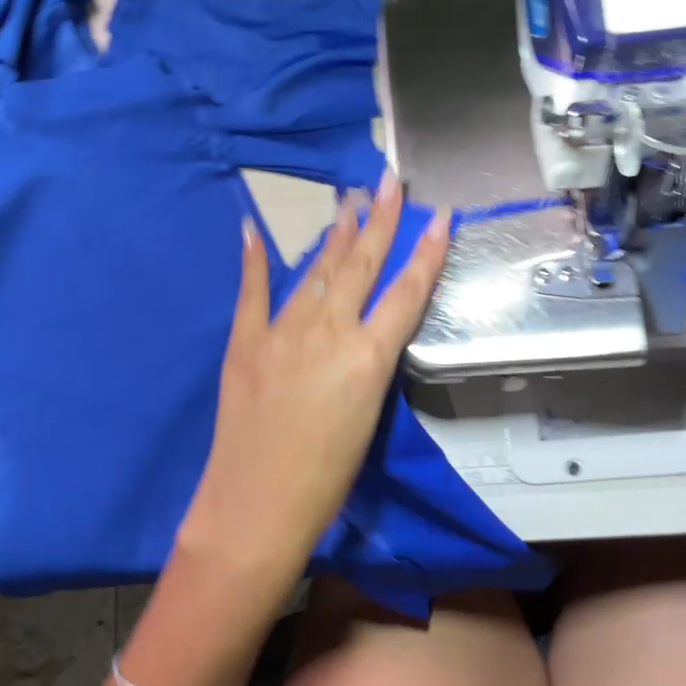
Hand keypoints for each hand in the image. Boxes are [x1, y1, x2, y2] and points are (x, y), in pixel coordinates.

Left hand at [179, 174, 449, 571]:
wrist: (259, 505)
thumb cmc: (327, 479)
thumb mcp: (369, 418)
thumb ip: (370, 366)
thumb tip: (369, 334)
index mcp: (368, 357)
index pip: (406, 293)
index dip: (426, 253)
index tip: (440, 216)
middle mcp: (328, 332)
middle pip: (361, 265)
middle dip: (379, 220)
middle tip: (389, 180)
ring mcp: (282, 332)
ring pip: (316, 271)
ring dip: (333, 233)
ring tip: (347, 199)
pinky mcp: (245, 342)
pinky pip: (252, 292)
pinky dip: (254, 259)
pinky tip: (252, 227)